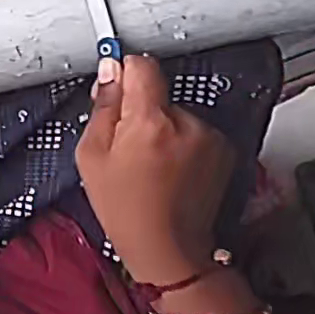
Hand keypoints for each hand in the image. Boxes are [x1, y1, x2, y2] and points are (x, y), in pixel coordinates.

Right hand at [76, 55, 233, 274]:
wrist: (167, 247)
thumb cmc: (124, 207)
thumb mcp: (92, 155)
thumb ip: (103, 107)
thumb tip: (110, 71)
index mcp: (150, 121)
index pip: (142, 66)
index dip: (123, 73)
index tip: (114, 86)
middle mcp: (186, 123)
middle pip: (156, 92)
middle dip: (138, 109)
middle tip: (125, 145)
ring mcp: (209, 136)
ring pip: (174, 112)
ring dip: (160, 127)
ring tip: (148, 163)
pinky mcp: (223, 149)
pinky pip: (192, 129)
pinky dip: (179, 142)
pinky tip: (168, 169)